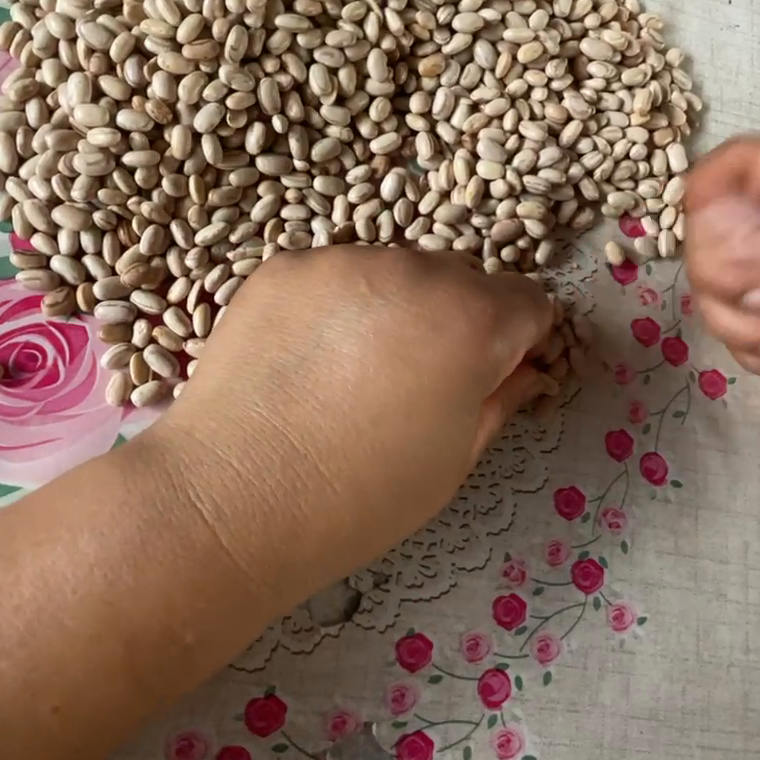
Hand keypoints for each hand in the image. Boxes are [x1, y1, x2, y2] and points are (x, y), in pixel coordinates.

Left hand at [141, 246, 553, 601]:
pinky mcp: (287, 265)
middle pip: (462, 278)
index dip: (519, 338)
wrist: (232, 498)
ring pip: (396, 271)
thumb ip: (501, 399)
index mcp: (471, 320)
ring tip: (353, 367)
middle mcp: (413, 271)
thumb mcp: (453, 460)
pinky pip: (337, 274)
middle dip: (457, 317)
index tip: (491, 370)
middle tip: (417, 376)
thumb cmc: (359, 497)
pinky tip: (309, 355)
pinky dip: (338, 304)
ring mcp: (343, 260)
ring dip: (395, 305)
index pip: (528, 301)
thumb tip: (526, 368)